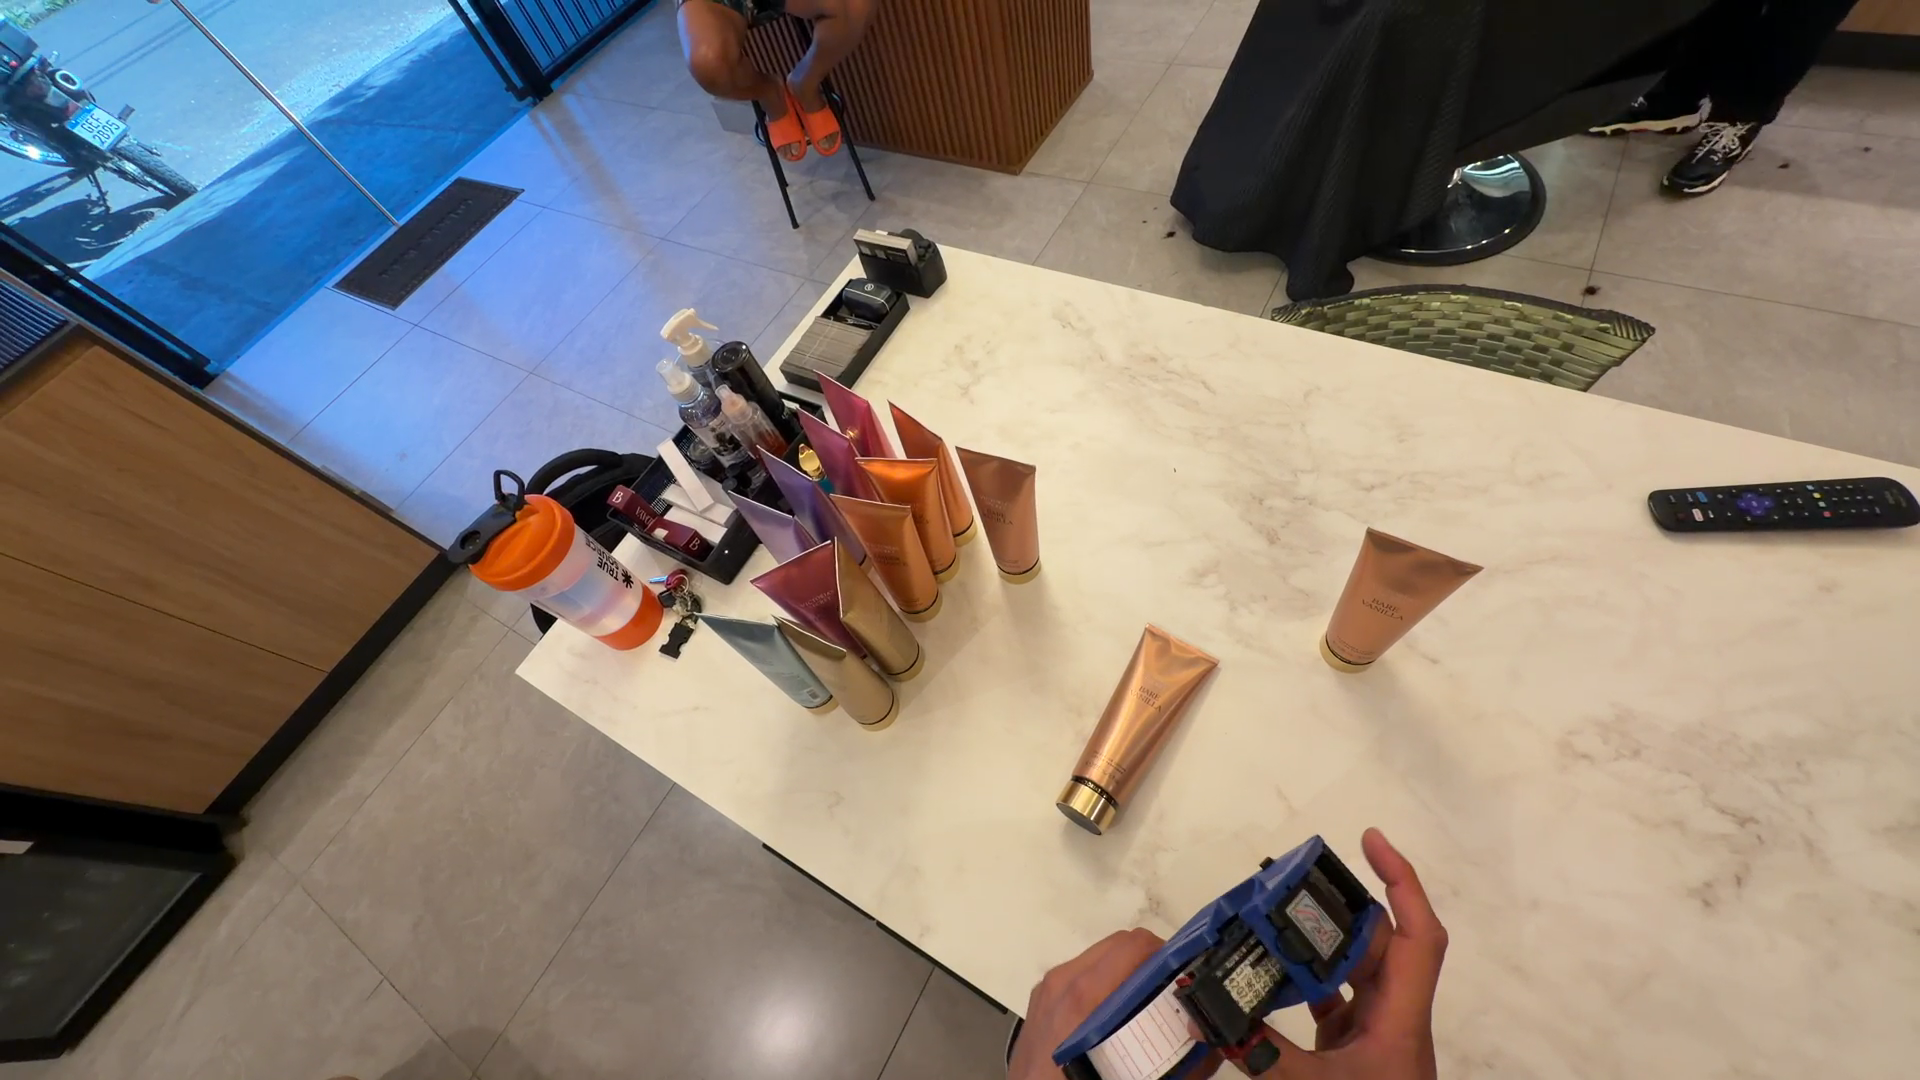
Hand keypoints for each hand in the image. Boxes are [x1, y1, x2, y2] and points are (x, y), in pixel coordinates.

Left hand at [1008, 927, 1221, 1079]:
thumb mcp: (1140, 1079)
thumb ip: (1181, 1067)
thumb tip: (1213, 1044)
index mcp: (1081, 998)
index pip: (1133, 947)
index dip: (1167, 956)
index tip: (1189, 978)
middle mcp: (1062, 981)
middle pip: (1118, 946)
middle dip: (1152, 963)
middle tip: (1176, 994)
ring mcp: (1048, 987)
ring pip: (1100, 956)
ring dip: (1130, 973)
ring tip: (1151, 1006)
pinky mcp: (1042, 998)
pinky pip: (1082, 973)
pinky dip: (1107, 984)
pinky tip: (1120, 1018)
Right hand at [1235, 828, 1446, 1079]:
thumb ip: (1256, 1049)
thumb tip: (1199, 1006)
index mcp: (1400, 1022)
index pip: (1417, 937)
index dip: (1402, 881)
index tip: (1369, 839)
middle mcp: (1394, 1018)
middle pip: (1376, 943)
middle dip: (1336, 904)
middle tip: (1293, 877)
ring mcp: (1375, 1033)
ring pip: (1353, 967)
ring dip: (1317, 938)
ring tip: (1274, 912)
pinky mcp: (1355, 1047)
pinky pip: (1334, 993)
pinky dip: (1305, 974)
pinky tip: (1271, 966)